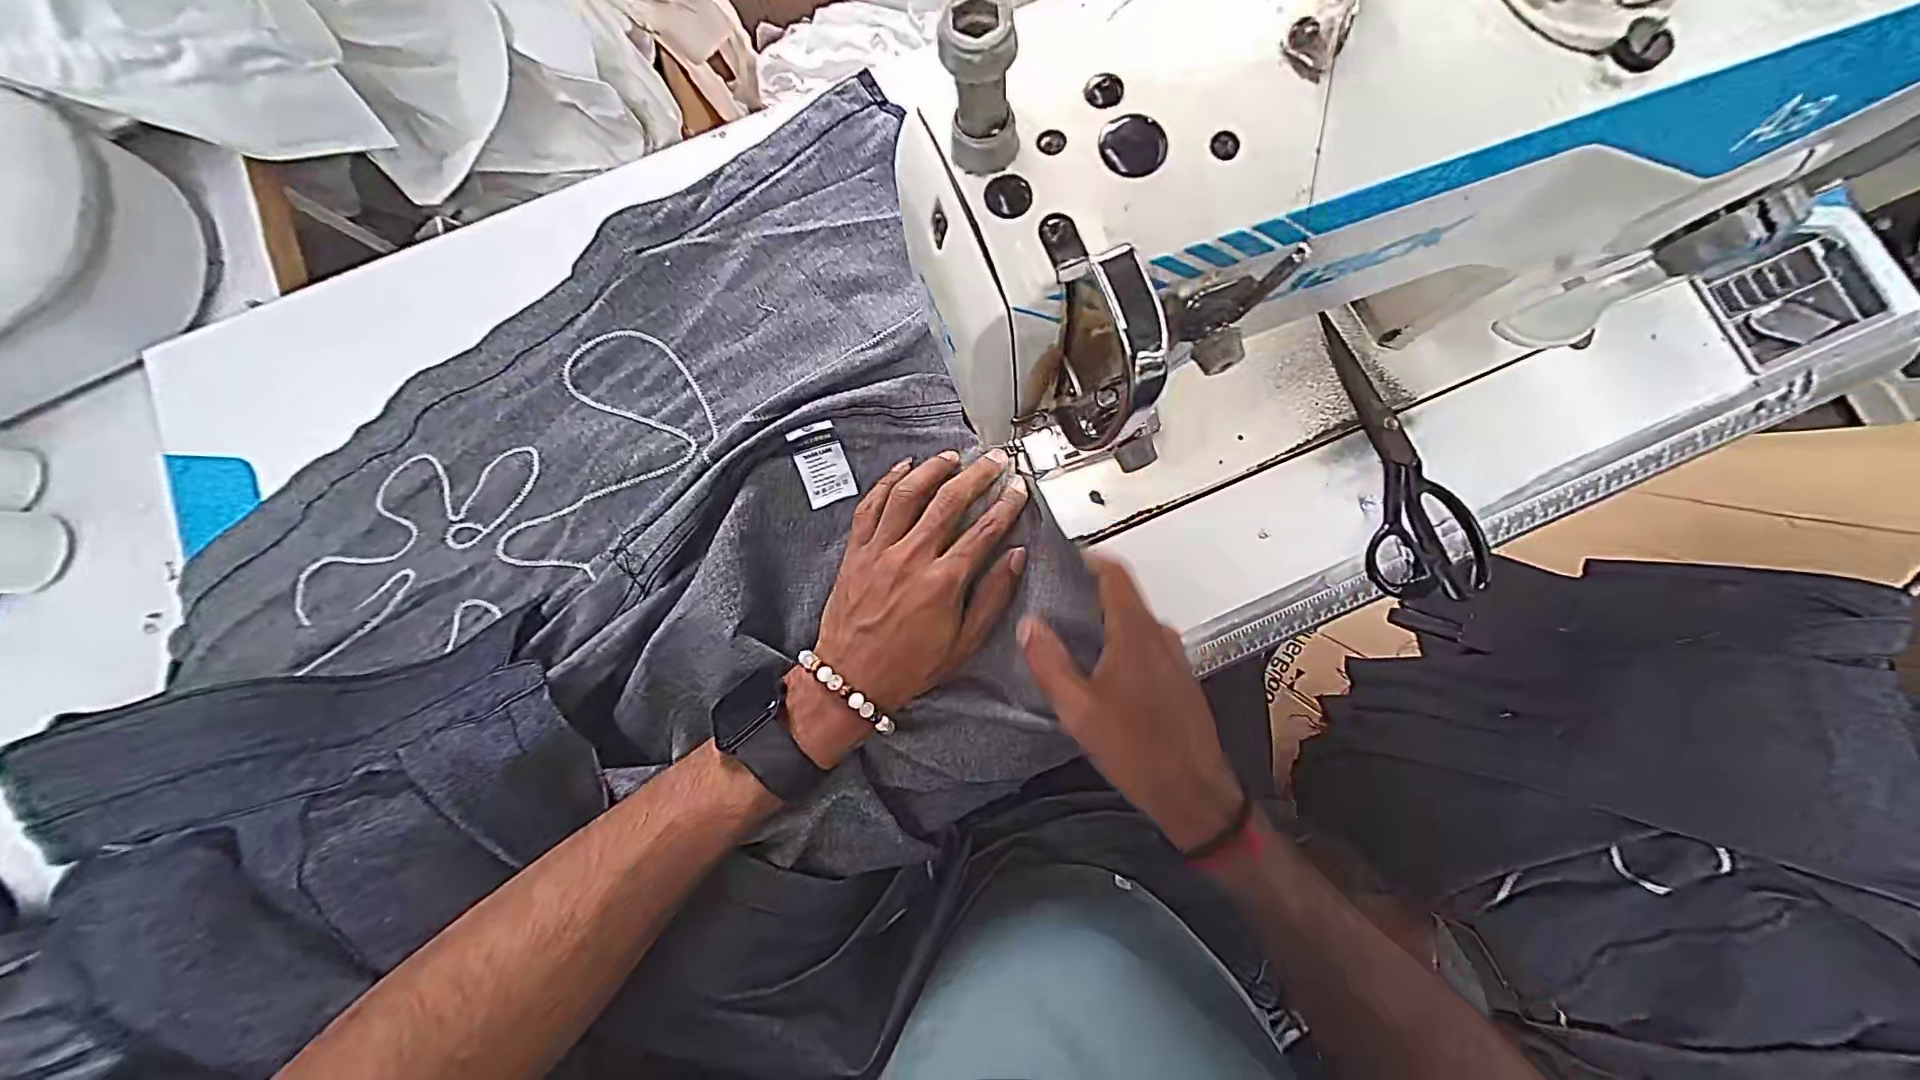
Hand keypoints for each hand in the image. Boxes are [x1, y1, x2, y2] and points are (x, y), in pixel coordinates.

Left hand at [789, 449, 1029, 765]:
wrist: (851, 679)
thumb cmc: (907, 666)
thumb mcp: (963, 643)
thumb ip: (993, 597)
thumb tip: (1015, 558)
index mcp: (943, 582)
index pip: (984, 530)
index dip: (1006, 505)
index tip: (1018, 490)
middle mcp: (911, 558)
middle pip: (949, 501)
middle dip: (976, 475)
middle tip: (993, 461)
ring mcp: (880, 551)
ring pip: (908, 494)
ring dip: (933, 469)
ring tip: (951, 456)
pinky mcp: (856, 552)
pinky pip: (871, 506)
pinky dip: (887, 482)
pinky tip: (902, 469)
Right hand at [1019, 555, 1244, 851]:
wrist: (1193, 792)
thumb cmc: (1141, 752)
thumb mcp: (1078, 708)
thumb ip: (1049, 662)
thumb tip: (1030, 627)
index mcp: (1135, 634)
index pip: (1115, 574)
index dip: (1090, 559)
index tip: (1070, 557)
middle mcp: (1160, 637)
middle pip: (1125, 595)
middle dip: (1092, 592)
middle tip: (1062, 600)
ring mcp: (1174, 656)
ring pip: (1136, 621)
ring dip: (1108, 620)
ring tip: (1077, 637)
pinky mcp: (1180, 677)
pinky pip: (1148, 643)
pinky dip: (1124, 642)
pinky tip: (1105, 672)